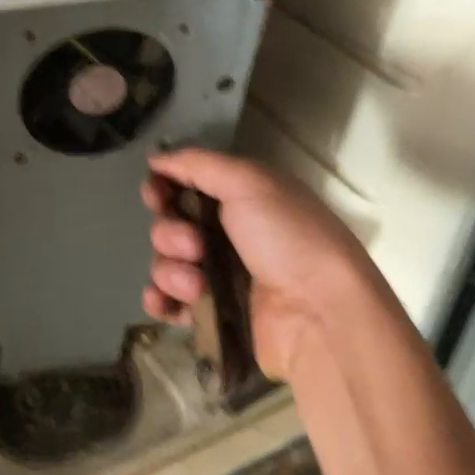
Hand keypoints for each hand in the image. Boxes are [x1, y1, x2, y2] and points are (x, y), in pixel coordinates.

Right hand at [141, 148, 381, 380]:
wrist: (319, 314)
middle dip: (170, 233)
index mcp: (242, 198)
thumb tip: (156, 157)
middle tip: (195, 246)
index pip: (186, 185)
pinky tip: (166, 304)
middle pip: (171, 224)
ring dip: (171, 271)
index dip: (164, 188)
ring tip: (197, 285)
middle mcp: (229, 234)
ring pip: (168, 264)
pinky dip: (162, 301)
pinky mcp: (214, 316)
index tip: (156, 195)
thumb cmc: (287, 237)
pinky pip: (171, 303)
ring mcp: (221, 277)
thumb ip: (198, 163)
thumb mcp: (249, 182)